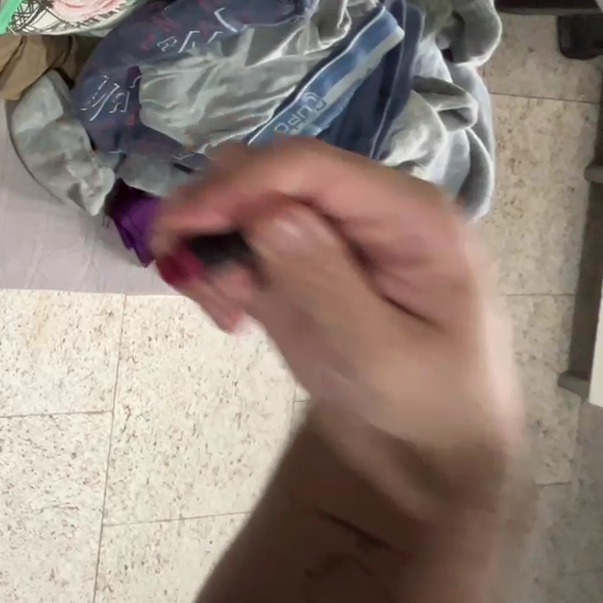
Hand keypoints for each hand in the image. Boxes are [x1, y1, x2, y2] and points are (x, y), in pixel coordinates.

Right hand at [152, 139, 523, 518]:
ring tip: (226, 307)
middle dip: (208, 217)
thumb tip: (264, 214)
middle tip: (194, 277)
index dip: (234, 186)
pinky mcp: (283, 240)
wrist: (416, 436)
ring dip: (202, 245)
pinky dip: (205, 264)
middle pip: (253, 171)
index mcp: (405, 212)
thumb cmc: (420, 399)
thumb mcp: (380, 353)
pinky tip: (228, 310)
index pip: (301, 165)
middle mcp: (357, 200)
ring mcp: (317, 218)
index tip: (182, 227)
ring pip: (225, 196)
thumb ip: (325, 281)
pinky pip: (219, 229)